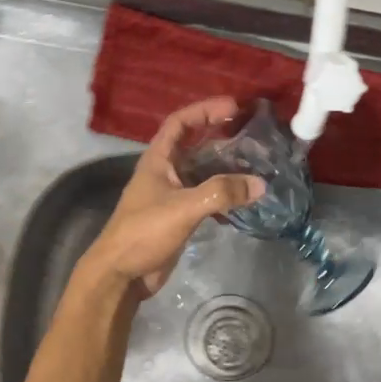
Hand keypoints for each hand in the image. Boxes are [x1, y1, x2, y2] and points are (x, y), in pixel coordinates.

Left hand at [79, 97, 264, 297]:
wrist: (121, 274)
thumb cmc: (144, 233)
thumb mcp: (183, 208)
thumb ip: (220, 193)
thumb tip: (259, 184)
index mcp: (157, 160)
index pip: (180, 123)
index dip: (205, 110)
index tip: (233, 107)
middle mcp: (164, 172)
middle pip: (194, 145)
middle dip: (220, 136)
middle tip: (251, 133)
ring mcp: (172, 195)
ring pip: (202, 172)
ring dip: (225, 167)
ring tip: (255, 163)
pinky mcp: (179, 217)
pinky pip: (205, 197)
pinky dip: (223, 195)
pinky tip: (243, 199)